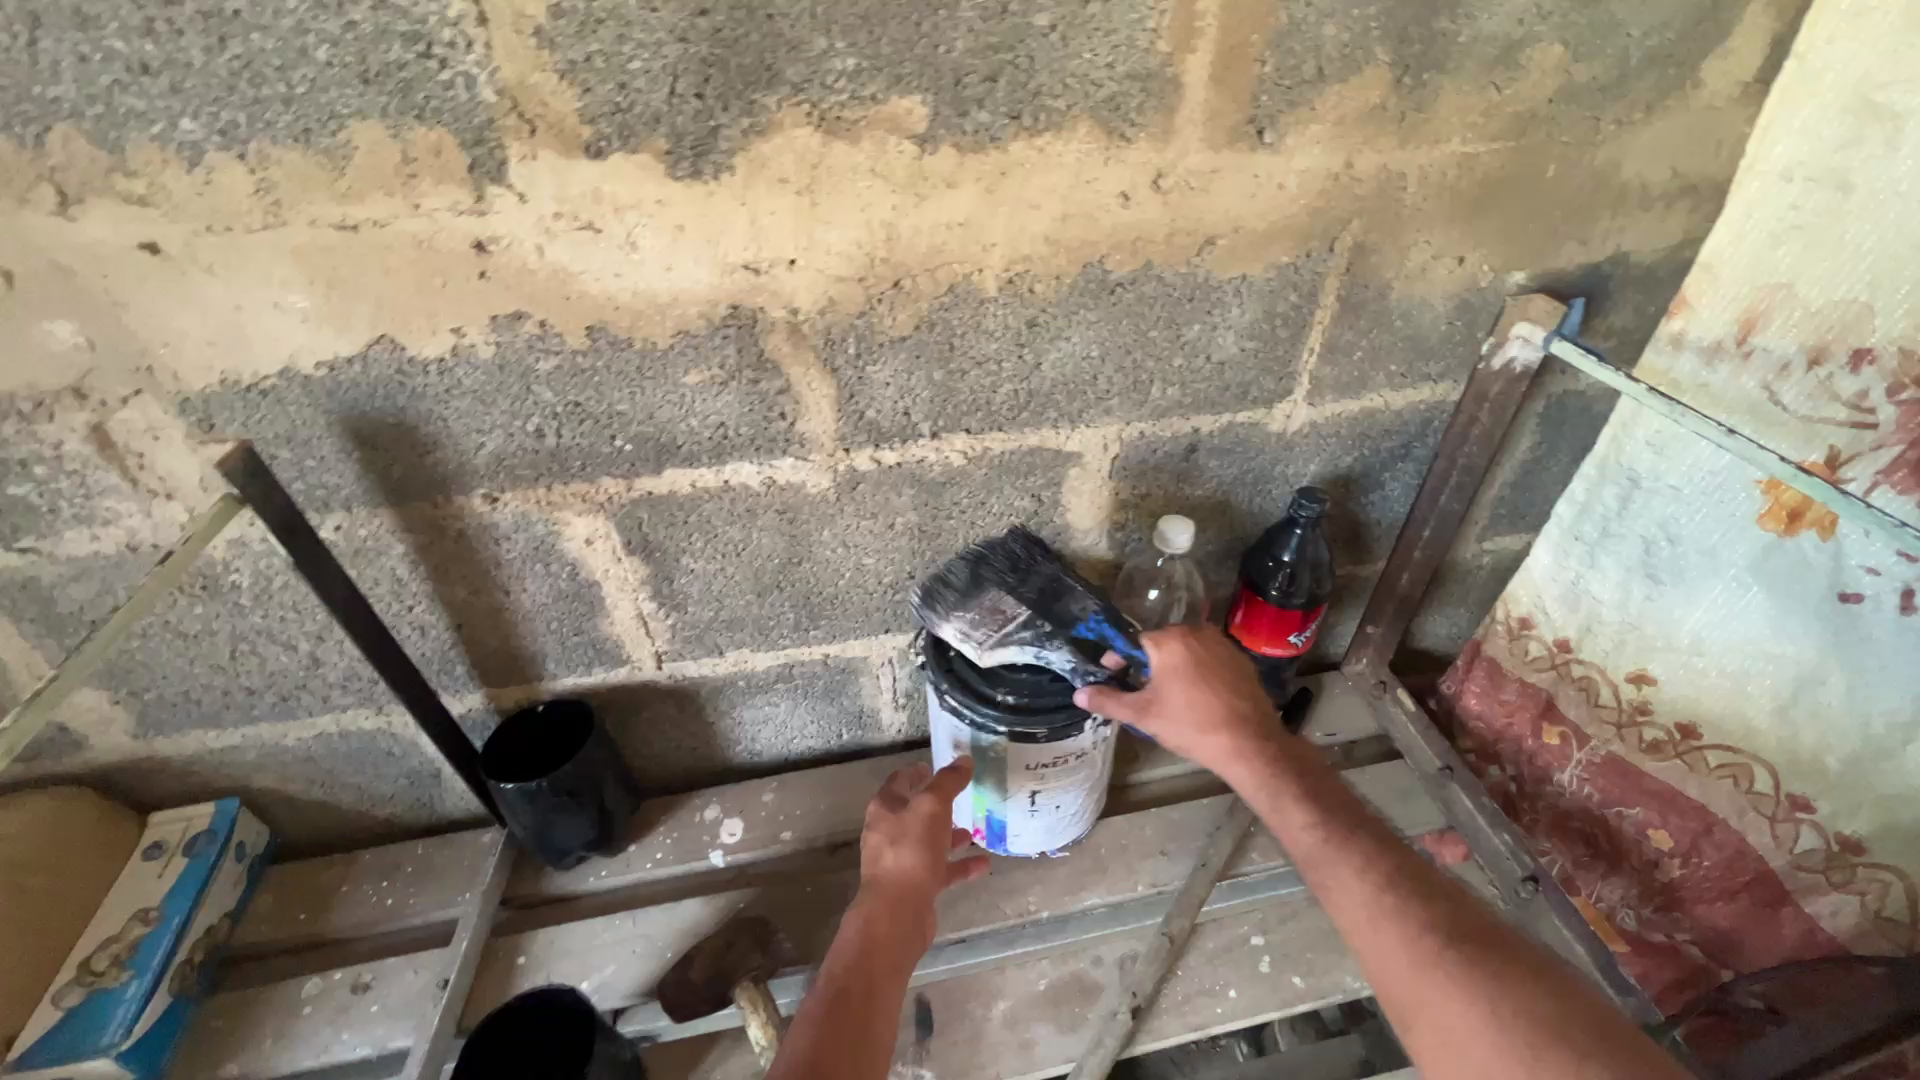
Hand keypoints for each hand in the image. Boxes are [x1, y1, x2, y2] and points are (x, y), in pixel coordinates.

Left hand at [855, 759, 990, 947]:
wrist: (897, 913)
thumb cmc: (910, 850)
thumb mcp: (933, 806)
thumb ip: (948, 782)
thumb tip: (964, 759)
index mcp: (885, 808)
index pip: (900, 781)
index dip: (917, 772)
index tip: (936, 766)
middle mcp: (889, 833)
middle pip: (915, 813)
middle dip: (937, 806)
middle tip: (962, 798)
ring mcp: (901, 862)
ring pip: (928, 842)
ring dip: (949, 836)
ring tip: (973, 831)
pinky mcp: (915, 887)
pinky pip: (941, 870)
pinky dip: (960, 866)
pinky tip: (983, 864)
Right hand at [1073, 624, 1294, 780]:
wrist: (1249, 744)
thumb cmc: (1190, 725)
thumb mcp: (1143, 715)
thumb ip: (1108, 700)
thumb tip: (1078, 694)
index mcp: (1169, 640)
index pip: (1133, 641)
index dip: (1119, 659)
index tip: (1113, 676)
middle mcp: (1196, 632)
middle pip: (1161, 644)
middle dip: (1147, 664)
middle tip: (1141, 691)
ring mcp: (1223, 644)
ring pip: (1187, 651)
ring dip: (1174, 667)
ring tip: (1169, 696)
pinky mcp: (1241, 660)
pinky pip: (1209, 660)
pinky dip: (1199, 672)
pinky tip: (1198, 698)